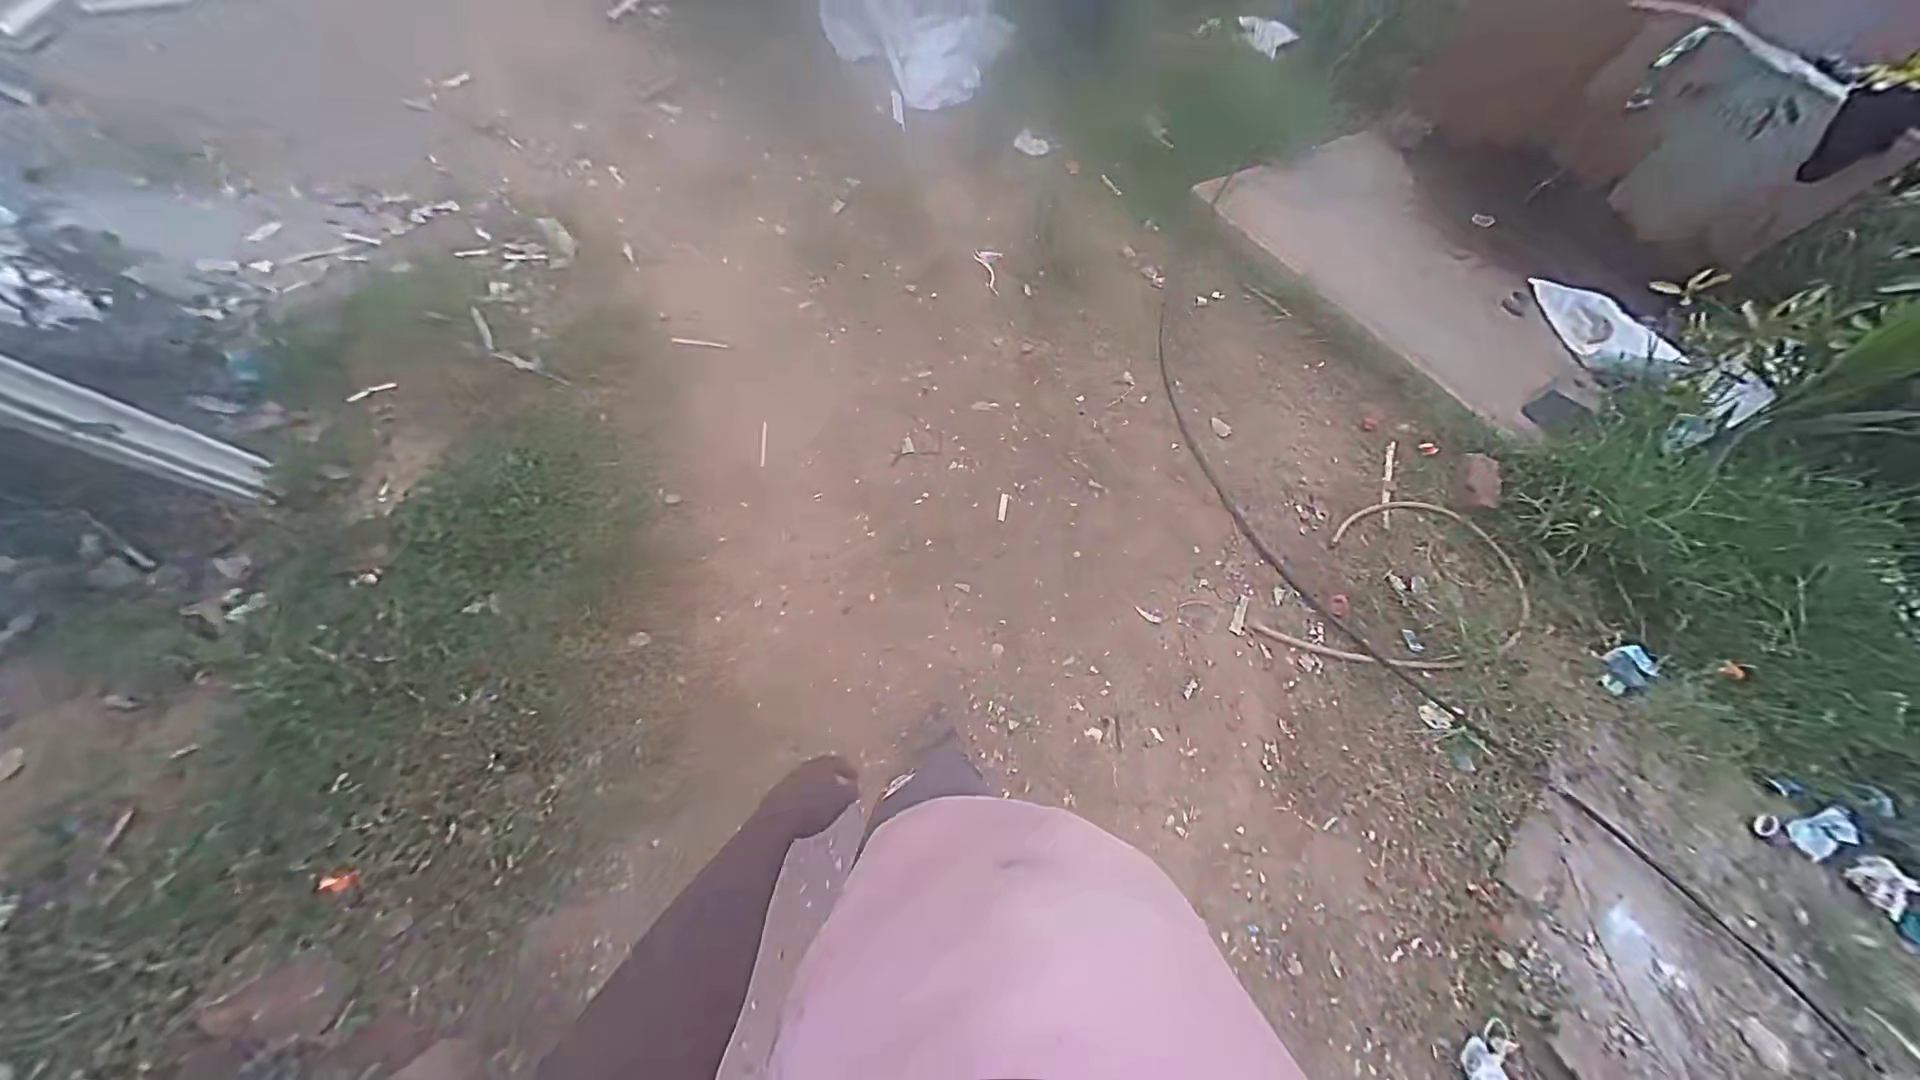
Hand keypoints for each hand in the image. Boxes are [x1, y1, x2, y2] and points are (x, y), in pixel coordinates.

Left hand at [756, 756, 858, 838]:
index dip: (848, 770)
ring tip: (823, 795)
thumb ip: (850, 792)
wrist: (777, 819)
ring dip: (817, 783)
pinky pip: (797, 787)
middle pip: (822, 766)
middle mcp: (807, 767)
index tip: (855, 778)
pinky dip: (804, 792)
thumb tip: (857, 786)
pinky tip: (806, 803)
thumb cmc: (813, 809)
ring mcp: (791, 778)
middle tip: (840, 783)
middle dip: (832, 774)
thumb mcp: (839, 802)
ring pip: (808, 775)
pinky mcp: (778, 791)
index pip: (839, 762)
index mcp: (824, 766)